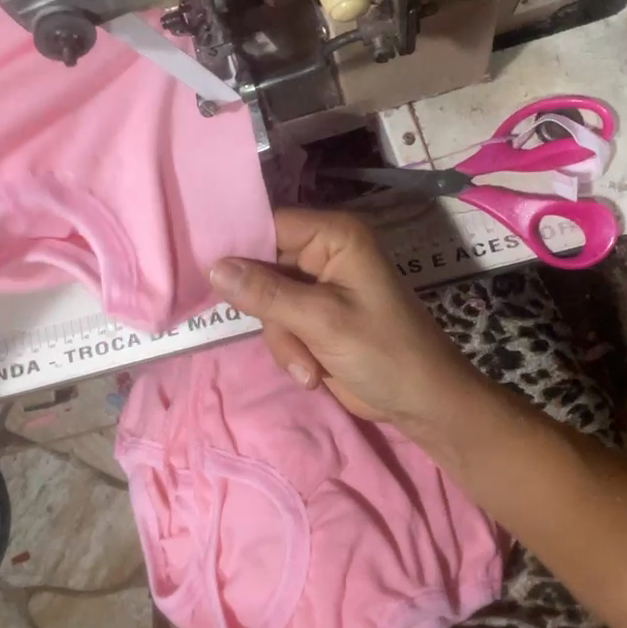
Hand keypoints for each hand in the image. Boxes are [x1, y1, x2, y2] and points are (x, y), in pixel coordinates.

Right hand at [209, 209, 486, 429]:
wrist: (423, 403)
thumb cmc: (383, 351)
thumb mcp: (321, 321)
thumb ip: (266, 293)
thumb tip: (213, 266)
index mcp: (334, 236)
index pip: (270, 224)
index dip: (238, 245)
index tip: (203, 268)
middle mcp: (324, 253)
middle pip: (262, 266)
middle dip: (269, 311)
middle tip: (285, 337)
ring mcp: (319, 286)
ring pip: (267, 302)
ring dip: (282, 339)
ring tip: (308, 366)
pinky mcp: (315, 317)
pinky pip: (279, 324)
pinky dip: (290, 350)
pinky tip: (312, 372)